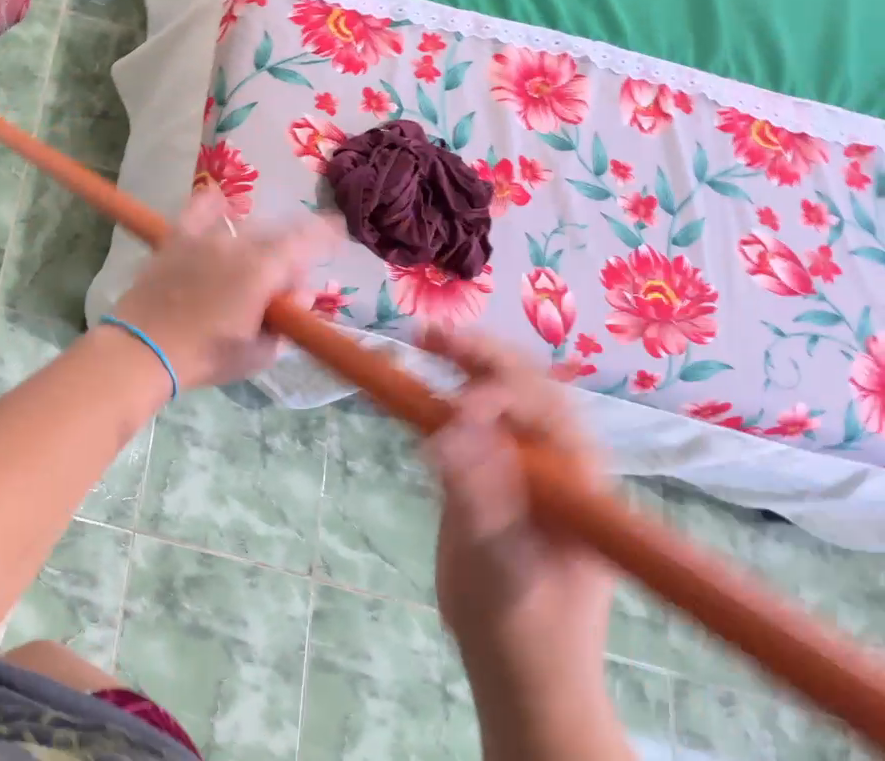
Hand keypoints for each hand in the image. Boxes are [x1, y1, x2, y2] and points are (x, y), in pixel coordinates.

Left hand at [109, 188, 334, 390]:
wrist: (143, 348)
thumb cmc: (205, 357)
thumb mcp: (259, 352)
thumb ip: (287, 321)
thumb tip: (298, 294)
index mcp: (265, 269)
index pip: (309, 238)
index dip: (327, 235)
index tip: (336, 237)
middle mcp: (237, 244)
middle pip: (275, 237)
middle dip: (286, 258)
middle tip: (279, 288)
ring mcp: (203, 238)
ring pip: (242, 228)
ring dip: (253, 243)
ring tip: (246, 267)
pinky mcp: (174, 239)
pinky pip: (198, 209)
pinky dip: (213, 205)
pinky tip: (219, 204)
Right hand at [420, 328, 621, 755]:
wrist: (522, 667)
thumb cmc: (520, 624)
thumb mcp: (496, 565)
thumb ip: (476, 498)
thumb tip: (444, 433)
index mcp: (579, 482)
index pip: (544, 410)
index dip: (495, 393)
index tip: (447, 406)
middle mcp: (562, 466)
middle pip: (528, 389)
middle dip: (480, 356)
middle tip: (425, 335)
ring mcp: (530, 471)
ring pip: (504, 399)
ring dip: (466, 365)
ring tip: (421, 340)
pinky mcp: (497, 480)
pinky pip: (478, 424)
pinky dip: (449, 394)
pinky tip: (423, 379)